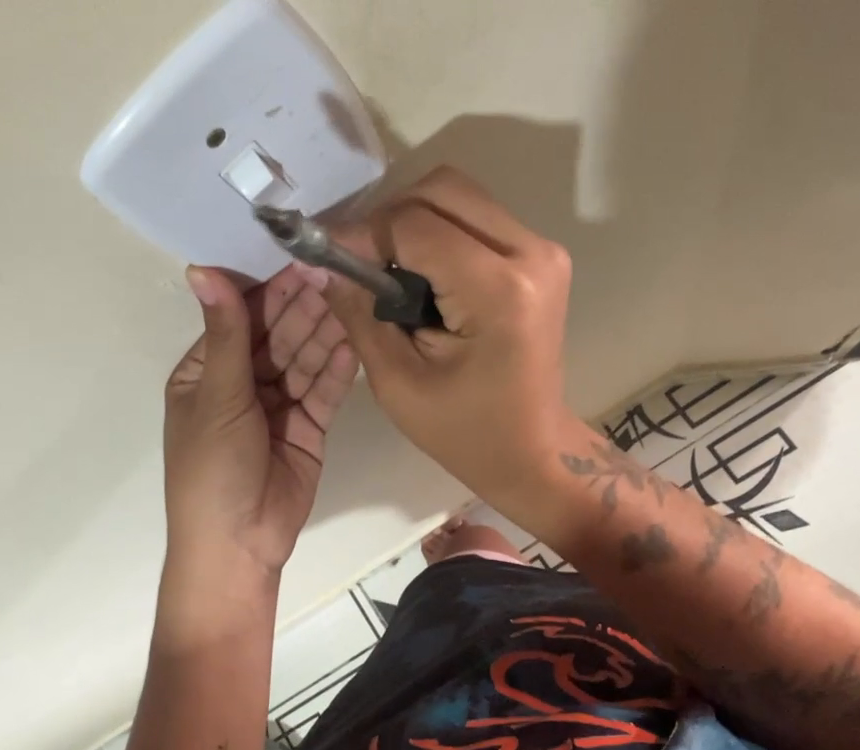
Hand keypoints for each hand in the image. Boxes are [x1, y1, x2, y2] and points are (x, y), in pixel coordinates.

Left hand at [163, 262, 358, 576]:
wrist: (237, 543)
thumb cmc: (211, 469)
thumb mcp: (216, 396)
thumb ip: (226, 332)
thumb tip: (200, 268)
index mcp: (205, 373)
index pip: (240, 320)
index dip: (269, 292)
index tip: (301, 259)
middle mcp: (241, 384)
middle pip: (277, 336)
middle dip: (303, 307)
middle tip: (337, 270)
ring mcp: (277, 407)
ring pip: (304, 359)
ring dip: (325, 331)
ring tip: (354, 295)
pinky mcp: (308, 428)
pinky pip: (324, 390)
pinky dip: (338, 368)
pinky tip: (356, 339)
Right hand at [323, 167, 577, 511]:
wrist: (529, 449)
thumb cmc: (461, 430)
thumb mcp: (396, 381)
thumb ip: (358, 313)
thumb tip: (319, 263)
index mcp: (498, 292)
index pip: (416, 225)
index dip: (364, 233)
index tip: (329, 256)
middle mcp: (530, 255)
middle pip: (443, 189)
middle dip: (389, 218)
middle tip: (360, 263)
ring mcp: (540, 250)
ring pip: (458, 197)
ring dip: (412, 223)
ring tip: (387, 273)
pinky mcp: (538, 255)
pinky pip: (474, 218)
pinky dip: (436, 234)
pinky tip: (417, 278)